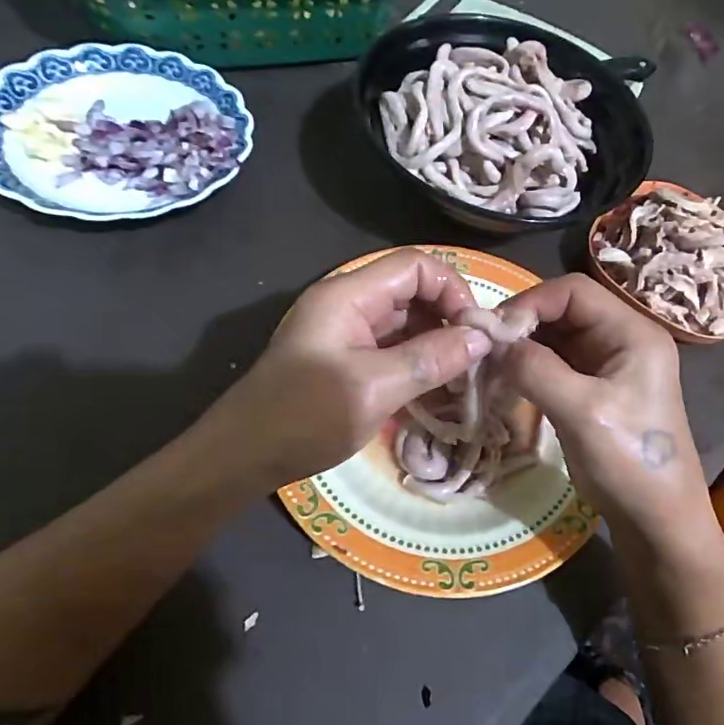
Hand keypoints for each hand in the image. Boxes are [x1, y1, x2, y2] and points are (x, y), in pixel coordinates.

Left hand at [199, 249, 493, 486]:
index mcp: (348, 295)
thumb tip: (482, 339)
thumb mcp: (376, 388)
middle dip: (449, 320)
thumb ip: (431, 358)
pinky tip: (439, 390)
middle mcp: (348, 304)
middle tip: (478, 359)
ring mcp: (345, 333)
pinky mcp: (345, 360)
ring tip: (465, 379)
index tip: (477, 331)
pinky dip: (418, 363)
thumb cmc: (305, 417)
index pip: (415, 266)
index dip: (452, 290)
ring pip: (405, 323)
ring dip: (437, 345)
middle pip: (412, 292)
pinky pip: (392, 349)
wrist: (242, 458)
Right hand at [495, 275, 708, 537]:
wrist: (657, 521)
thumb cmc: (631, 463)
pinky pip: (555, 362)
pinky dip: (528, 366)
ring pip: (555, 336)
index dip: (531, 302)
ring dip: (522, 346)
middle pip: (564, 310)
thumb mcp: (582, 412)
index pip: (574, 291)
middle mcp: (622, 339)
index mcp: (633, 333)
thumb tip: (494, 342)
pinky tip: (504, 380)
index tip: (494, 330)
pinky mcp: (593, 388)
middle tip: (484, 349)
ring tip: (489, 365)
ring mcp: (607, 364)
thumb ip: (536, 369)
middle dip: (523, 324)